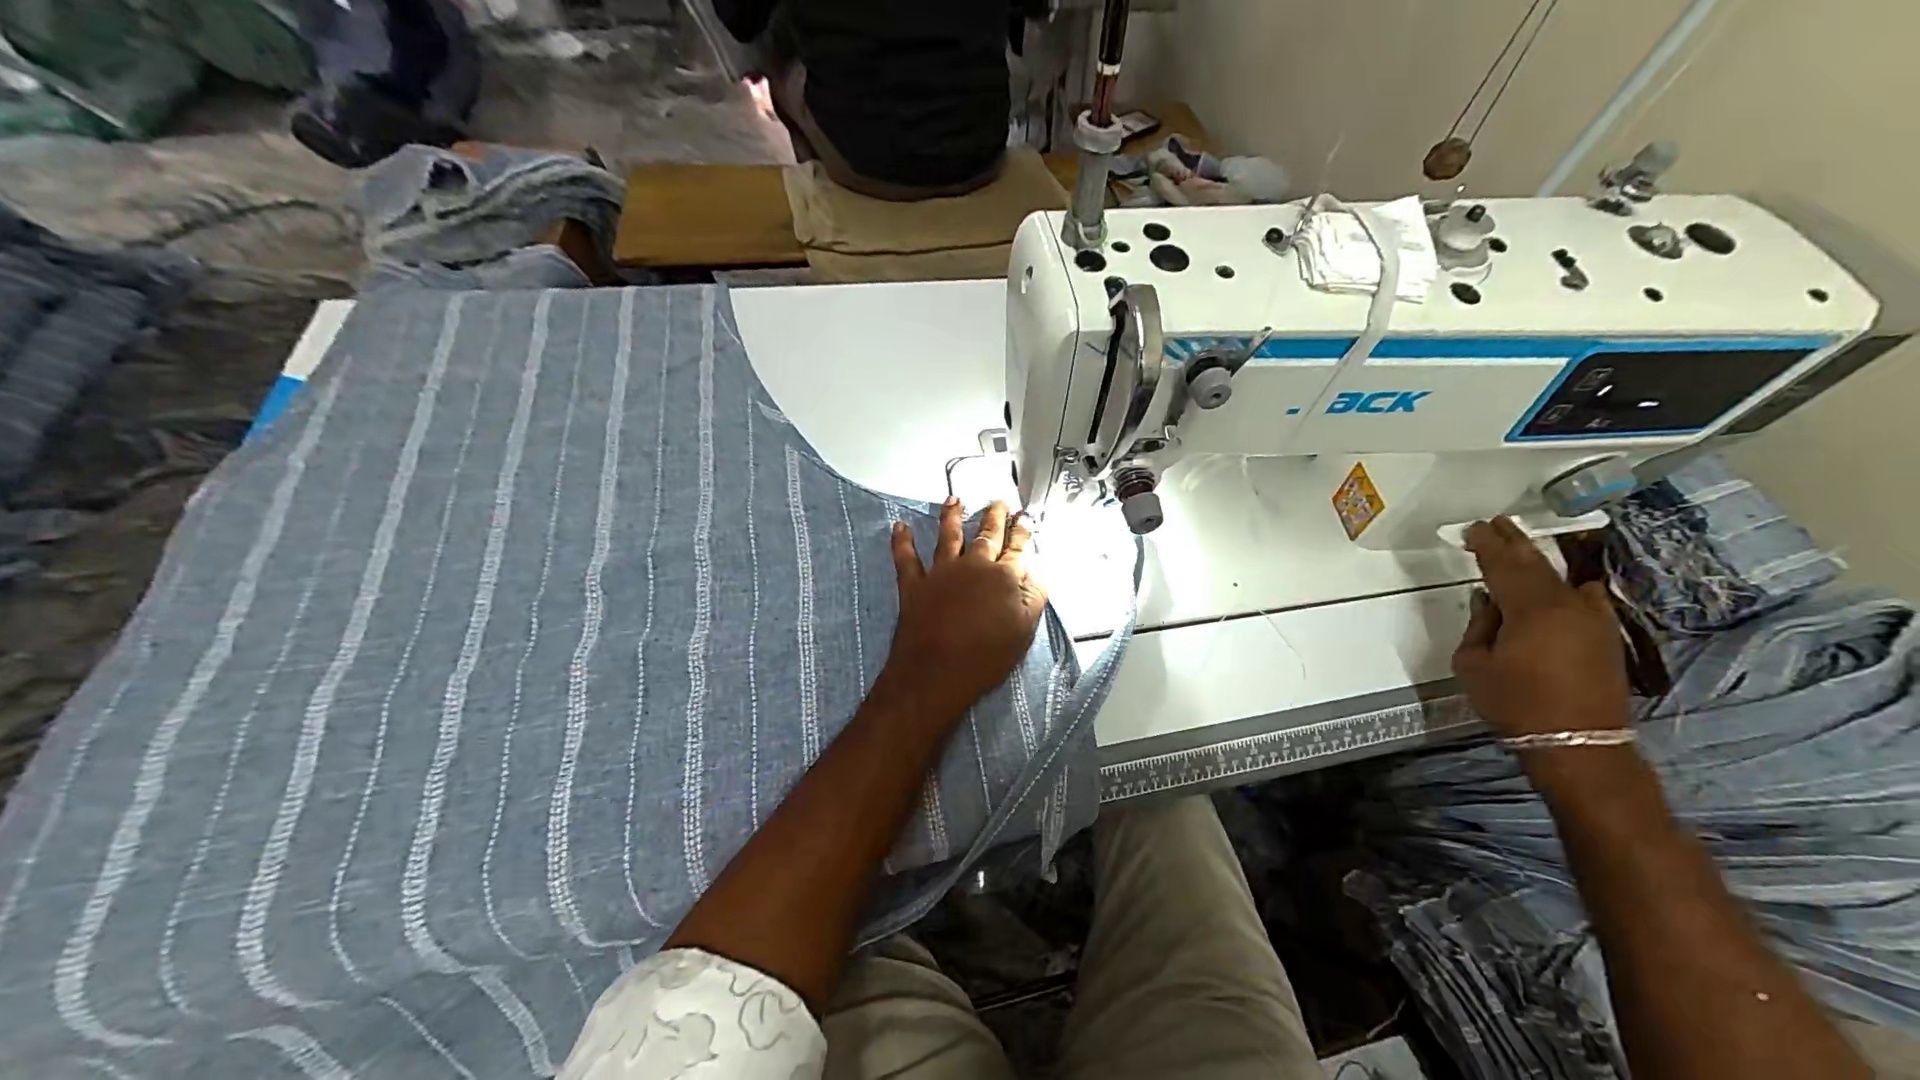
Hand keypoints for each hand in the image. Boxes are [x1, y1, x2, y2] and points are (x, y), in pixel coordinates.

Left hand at [877, 498, 1047, 722]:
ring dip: (951, 516)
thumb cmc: (985, 657)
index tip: (1025, 516)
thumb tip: (1037, 571)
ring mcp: (941, 572)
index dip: (1022, 531)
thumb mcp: (1023, 631)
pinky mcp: (914, 584)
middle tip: (999, 501)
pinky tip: (900, 526)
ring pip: (948, 536)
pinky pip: (906, 557)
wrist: (937, 672)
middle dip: (994, 516)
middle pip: (986, 535)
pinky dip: (902, 541)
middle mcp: (973, 566)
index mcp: (1003, 578)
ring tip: (954, 500)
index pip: (1017, 548)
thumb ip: (1033, 597)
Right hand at [1453, 517, 1630, 737]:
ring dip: (1540, 561)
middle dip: (1514, 542)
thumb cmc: (1515, 703)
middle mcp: (1568, 605)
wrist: (1579, 743)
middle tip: (1497, 524)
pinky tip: (1565, 584)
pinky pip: (1585, 598)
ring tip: (1523, 548)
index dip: (1487, 544)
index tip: (1474, 528)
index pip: (1503, 564)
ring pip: (1562, 578)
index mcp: (1531, 609)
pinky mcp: (1607, 635)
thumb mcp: (1473, 664)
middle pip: (1536, 564)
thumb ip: (1480, 625)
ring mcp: (1594, 618)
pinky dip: (1569, 585)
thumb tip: (1489, 601)